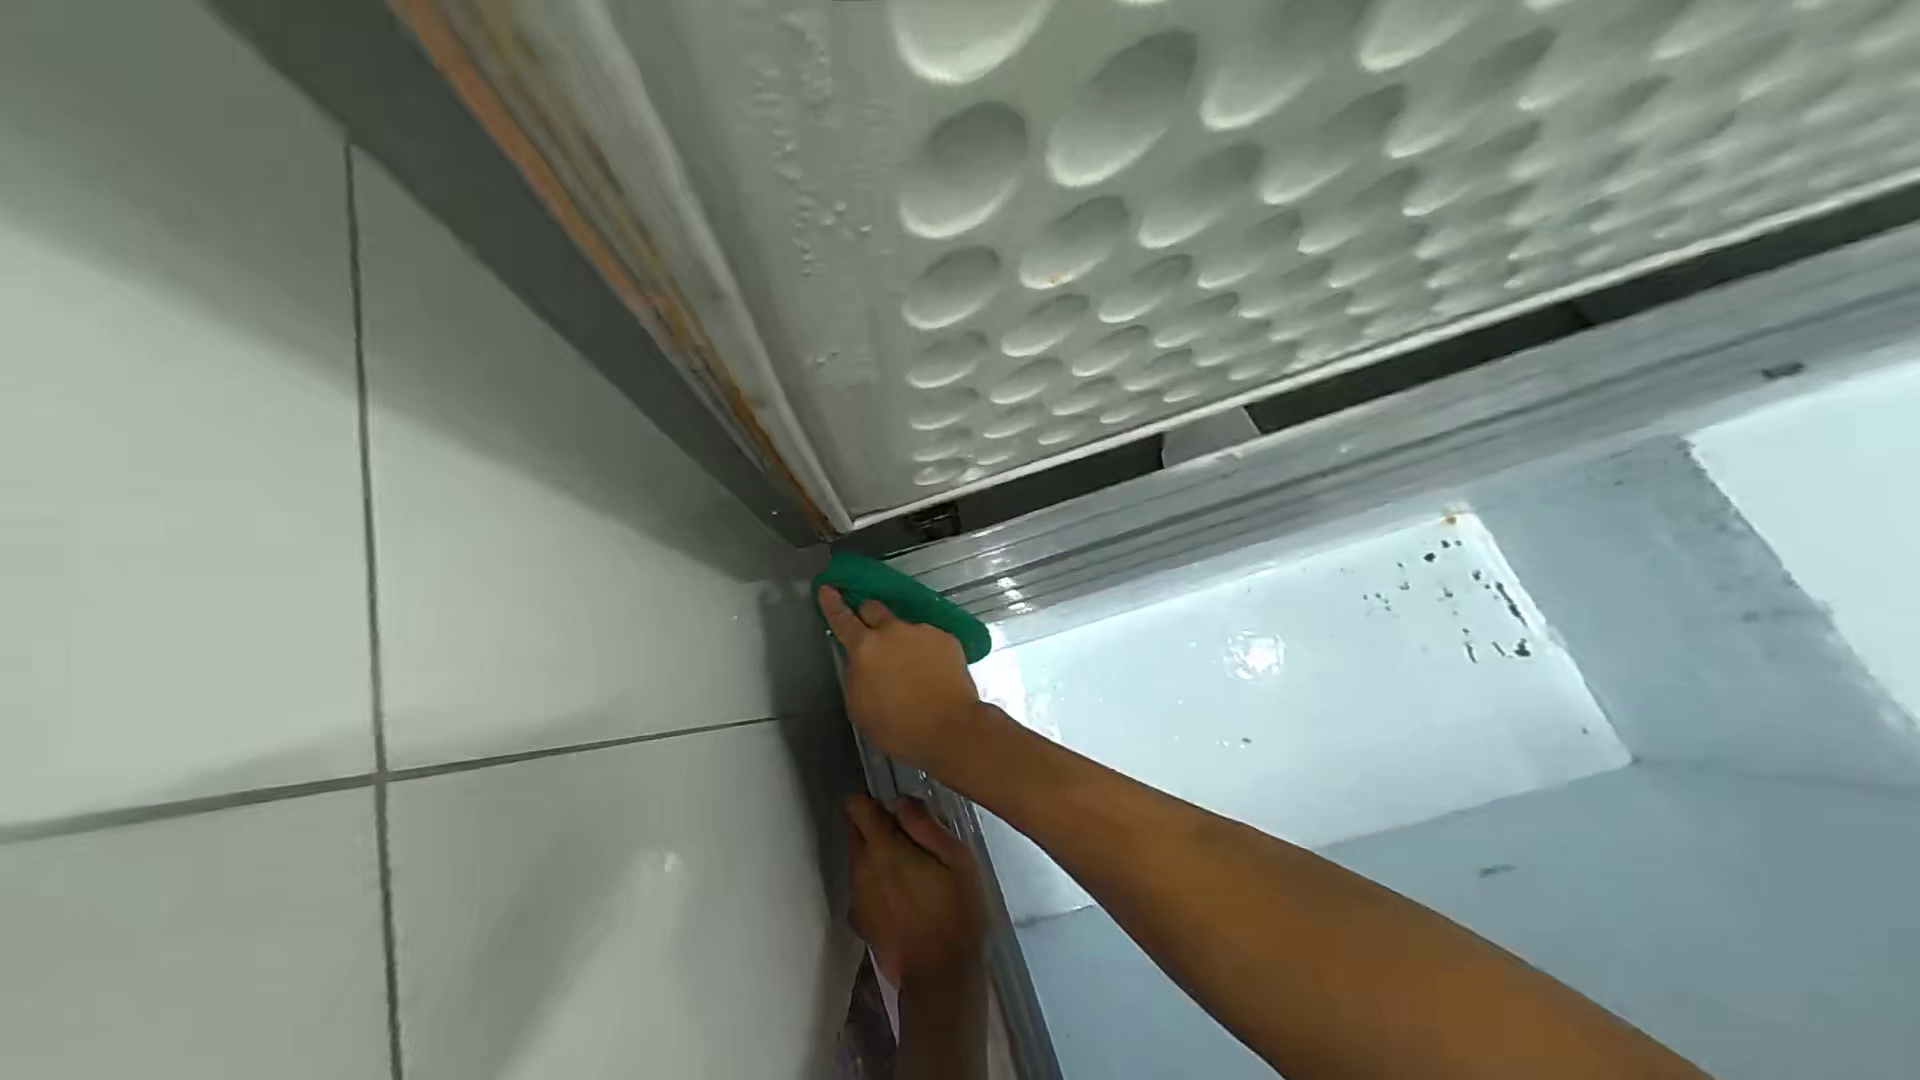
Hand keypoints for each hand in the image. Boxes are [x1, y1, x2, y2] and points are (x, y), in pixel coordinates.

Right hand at [819, 586, 985, 769]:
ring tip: (910, 667)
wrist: (950, 728)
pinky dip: (926, 650)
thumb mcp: (858, 706)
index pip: (842, 619)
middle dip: (868, 615)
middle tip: (869, 629)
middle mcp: (893, 631)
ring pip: (905, 627)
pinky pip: (930, 638)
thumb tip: (861, 664)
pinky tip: (931, 672)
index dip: (832, 603)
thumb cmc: (898, 726)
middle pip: (874, 609)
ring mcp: (923, 631)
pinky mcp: (947, 639)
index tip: (828, 589)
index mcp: (865, 647)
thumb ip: (855, 675)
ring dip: (902, 639)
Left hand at [844, 794, 984, 988]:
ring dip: (877, 855)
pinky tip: (903, 896)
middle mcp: (860, 868)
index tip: (896, 809)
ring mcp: (856, 897)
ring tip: (912, 869)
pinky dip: (876, 882)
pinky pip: (862, 886)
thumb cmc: (955, 911)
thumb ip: (925, 824)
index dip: (873, 801)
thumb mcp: (957, 858)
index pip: (855, 806)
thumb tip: (900, 802)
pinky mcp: (859, 921)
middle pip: (854, 831)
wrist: (940, 976)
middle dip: (875, 826)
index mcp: (882, 848)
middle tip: (911, 839)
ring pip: (858, 859)